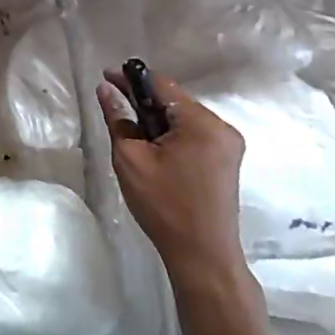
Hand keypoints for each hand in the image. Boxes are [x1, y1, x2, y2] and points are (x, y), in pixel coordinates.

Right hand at [101, 67, 246, 287]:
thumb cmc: (163, 206)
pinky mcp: (226, 160)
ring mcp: (228, 144)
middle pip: (174, 100)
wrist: (203, 257)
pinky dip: (171, 133)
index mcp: (202, 122)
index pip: (161, 85)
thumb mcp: (131, 159)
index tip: (106, 76)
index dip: (131, 78)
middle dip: (143, 100)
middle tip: (113, 103)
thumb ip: (118, 119)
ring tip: (130, 128)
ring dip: (157, 118)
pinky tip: (153, 145)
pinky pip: (194, 134)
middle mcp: (221, 127)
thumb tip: (106, 89)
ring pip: (184, 118)